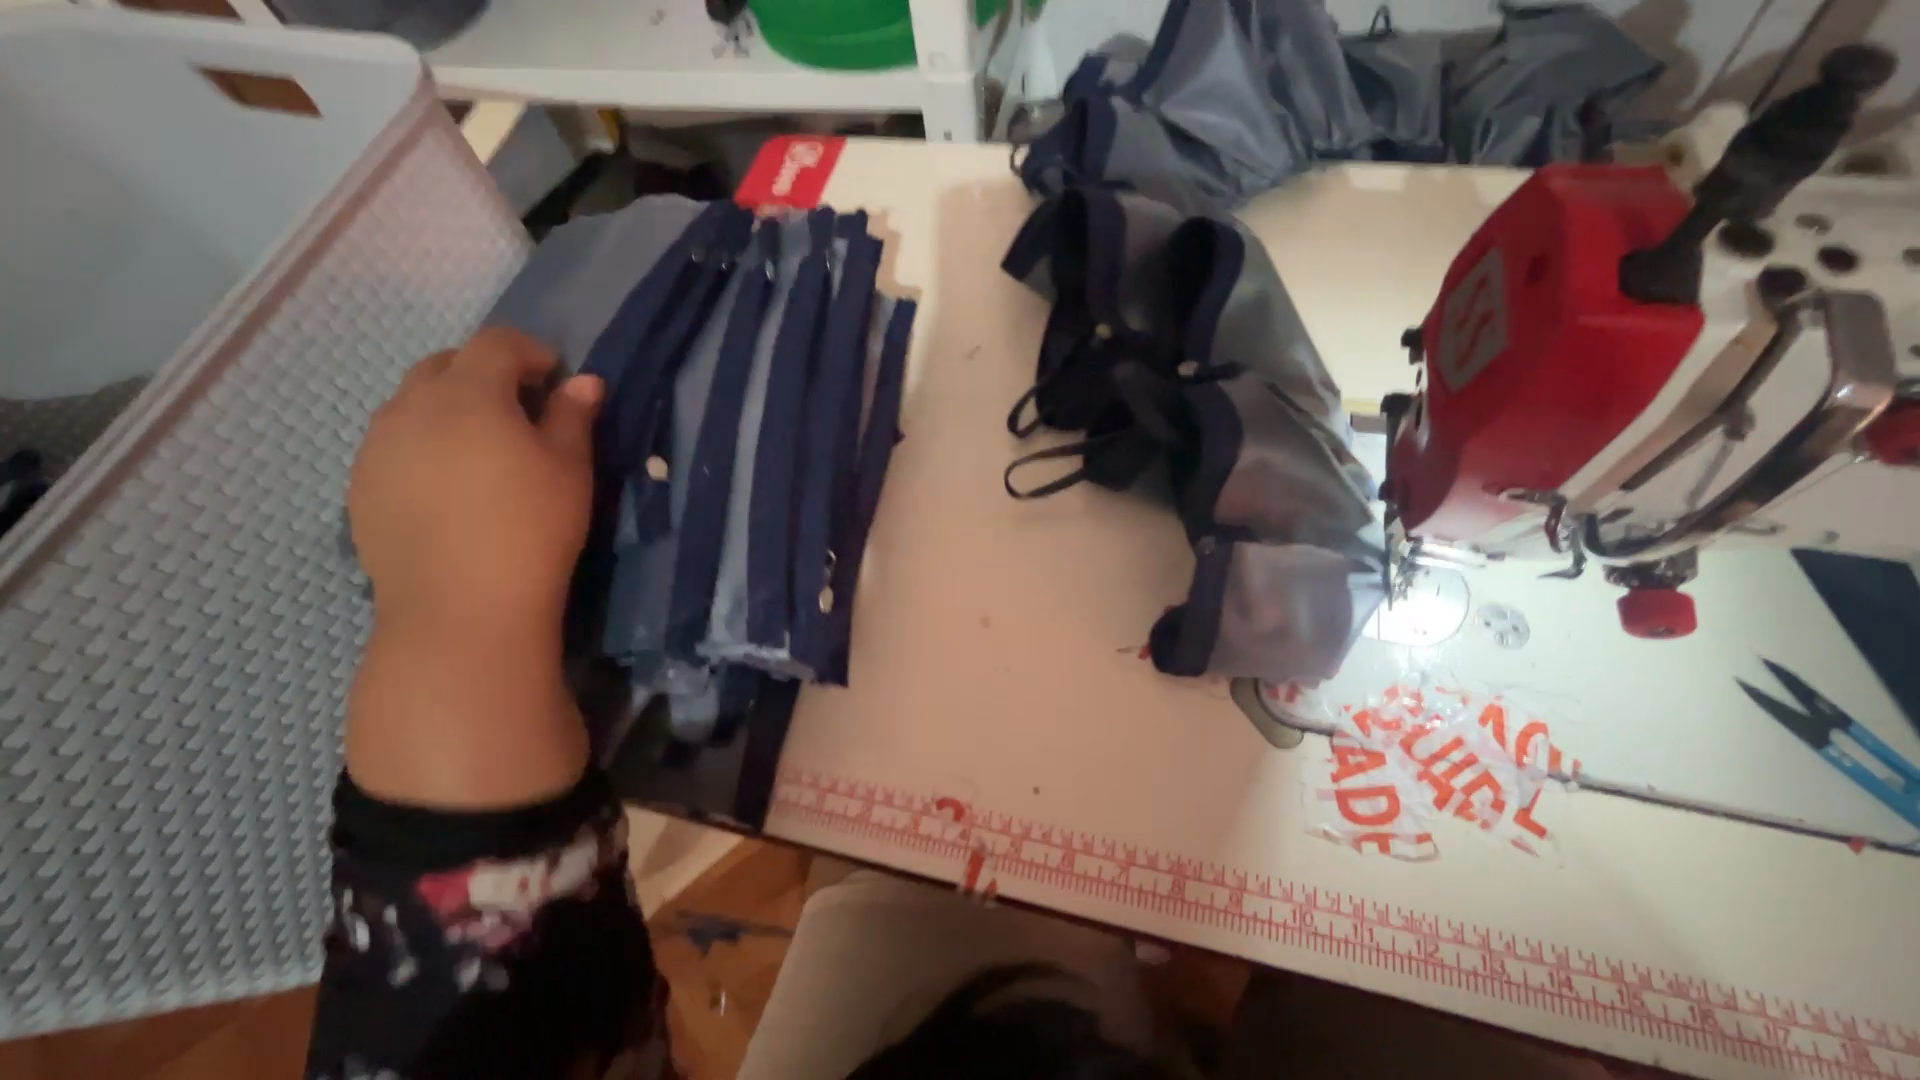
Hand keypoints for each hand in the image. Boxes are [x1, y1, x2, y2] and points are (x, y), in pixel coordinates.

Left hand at [350, 326, 602, 634]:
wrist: (462, 607)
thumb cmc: (532, 528)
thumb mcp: (570, 469)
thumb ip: (573, 417)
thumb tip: (583, 382)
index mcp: (469, 394)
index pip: (496, 344)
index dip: (529, 351)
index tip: (554, 377)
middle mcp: (411, 407)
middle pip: (444, 365)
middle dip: (483, 373)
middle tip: (518, 408)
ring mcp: (377, 447)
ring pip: (411, 405)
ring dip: (448, 408)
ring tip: (480, 449)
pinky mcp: (360, 487)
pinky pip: (392, 446)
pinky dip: (422, 446)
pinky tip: (448, 487)